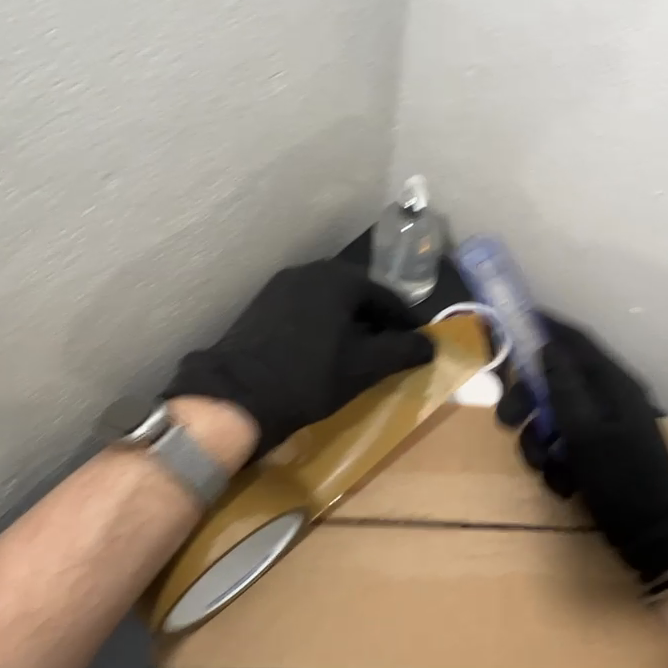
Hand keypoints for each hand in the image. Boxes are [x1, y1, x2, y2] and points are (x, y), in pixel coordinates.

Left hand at [169, 260, 435, 458]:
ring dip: (349, 323)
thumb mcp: (364, 368)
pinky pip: (305, 310)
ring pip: (328, 302)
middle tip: (391, 347)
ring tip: (360, 353)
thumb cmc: (308, 377)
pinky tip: (325, 352)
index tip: (417, 342)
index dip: (406, 321)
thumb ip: (402, 351)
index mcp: (338, 279)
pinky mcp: (260, 306)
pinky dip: (323, 327)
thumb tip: (431, 345)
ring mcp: (280, 287)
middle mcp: (309, 272)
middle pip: (356, 295)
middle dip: (376, 320)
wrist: (235, 396)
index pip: (386, 296)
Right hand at [497, 317, 667, 587]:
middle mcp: (610, 399)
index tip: (513, 322)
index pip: (575, 341)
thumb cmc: (621, 479)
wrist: (656, 536)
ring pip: (555, 418)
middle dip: (528, 401)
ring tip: (546, 471)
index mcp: (613, 384)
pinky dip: (557, 464)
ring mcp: (606, 428)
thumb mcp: (585, 431)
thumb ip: (564, 385)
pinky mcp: (600, 455)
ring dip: (540, 443)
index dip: (544, 328)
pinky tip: (563, 486)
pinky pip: (565, 446)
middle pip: (556, 382)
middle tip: (506, 422)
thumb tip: (547, 343)